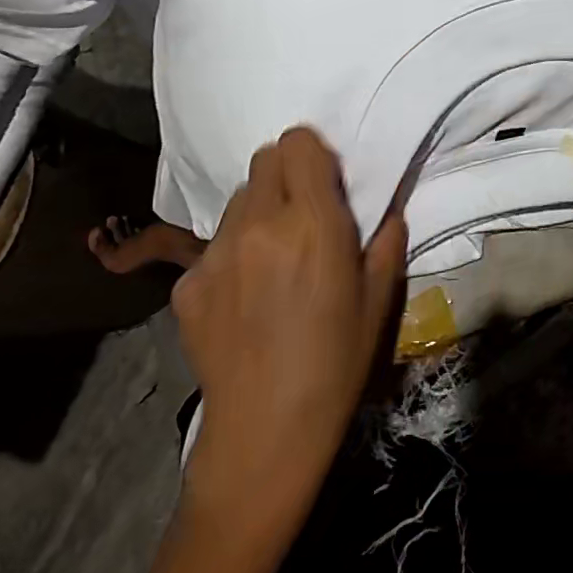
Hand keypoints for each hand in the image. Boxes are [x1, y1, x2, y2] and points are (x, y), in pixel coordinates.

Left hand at [173, 127, 406, 471]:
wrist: (267, 429)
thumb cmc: (339, 361)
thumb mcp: (379, 297)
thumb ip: (386, 238)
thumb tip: (387, 204)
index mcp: (312, 223)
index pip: (297, 143)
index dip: (314, 154)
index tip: (327, 182)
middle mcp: (257, 225)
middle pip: (263, 161)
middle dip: (287, 176)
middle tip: (303, 216)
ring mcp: (214, 253)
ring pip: (236, 202)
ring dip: (259, 213)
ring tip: (273, 260)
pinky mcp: (185, 283)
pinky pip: (213, 246)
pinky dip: (233, 255)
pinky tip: (245, 298)